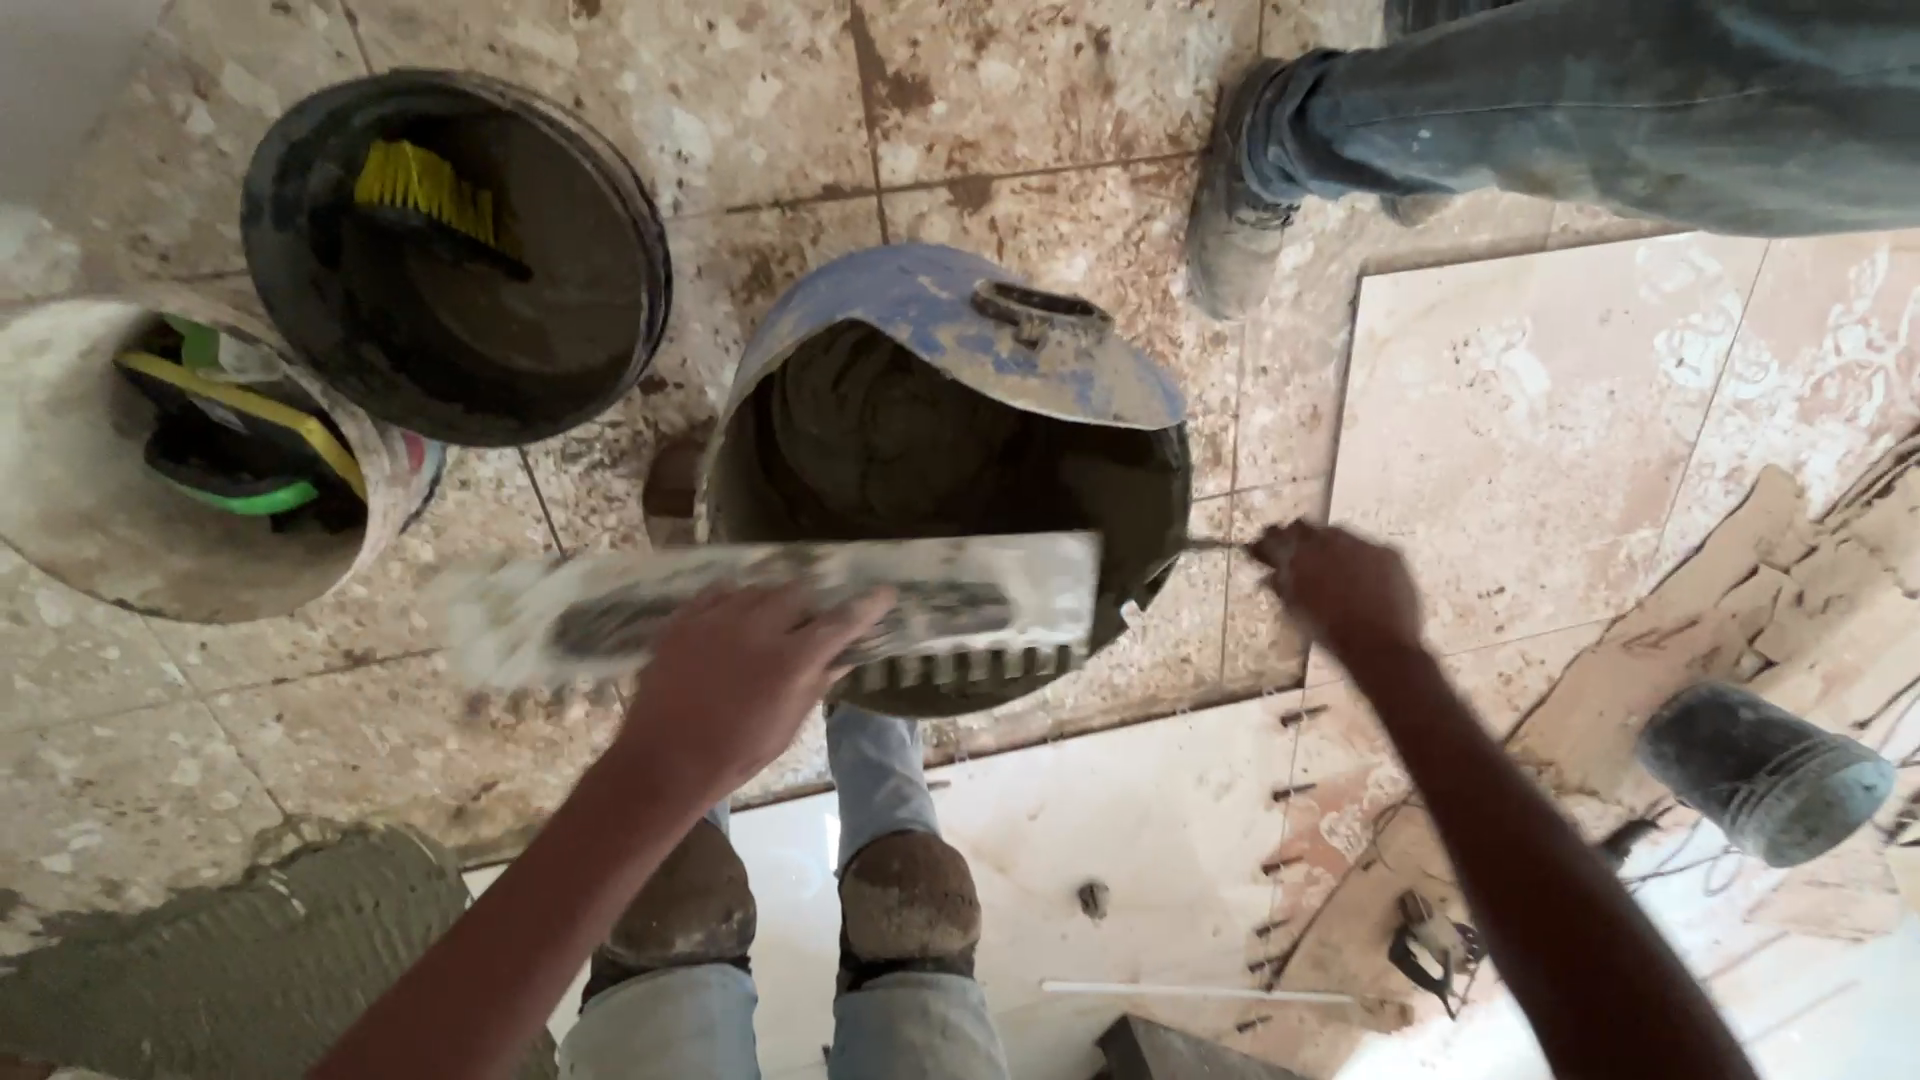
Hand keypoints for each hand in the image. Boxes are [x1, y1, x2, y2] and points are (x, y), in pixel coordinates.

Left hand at [616, 583, 894, 802]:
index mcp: (789, 662)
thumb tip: (843, 658)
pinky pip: (719, 591)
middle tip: (806, 625)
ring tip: (768, 624)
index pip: (840, 621)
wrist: (662, 763)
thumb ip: (816, 685)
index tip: (885, 593)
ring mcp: (716, 619)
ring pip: (759, 588)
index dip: (867, 606)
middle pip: (798, 592)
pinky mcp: (684, 620)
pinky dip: (735, 599)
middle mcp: (756, 629)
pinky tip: (735, 617)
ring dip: (773, 601)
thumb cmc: (734, 755)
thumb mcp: (787, 727)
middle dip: (810, 605)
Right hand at [1246, 521, 1424, 659]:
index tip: (1265, 549)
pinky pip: (1367, 548)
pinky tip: (1362, 577)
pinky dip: (1360, 557)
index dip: (1269, 540)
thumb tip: (1270, 574)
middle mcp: (1329, 541)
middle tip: (1299, 555)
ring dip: (1330, 546)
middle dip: (1299, 538)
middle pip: (1307, 527)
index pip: (1276, 535)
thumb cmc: (1328, 632)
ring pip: (1338, 535)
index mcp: (1299, 555)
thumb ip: (1280, 585)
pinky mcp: (1389, 553)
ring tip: (1333, 567)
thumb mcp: (1294, 610)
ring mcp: (1362, 544)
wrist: (1379, 647)